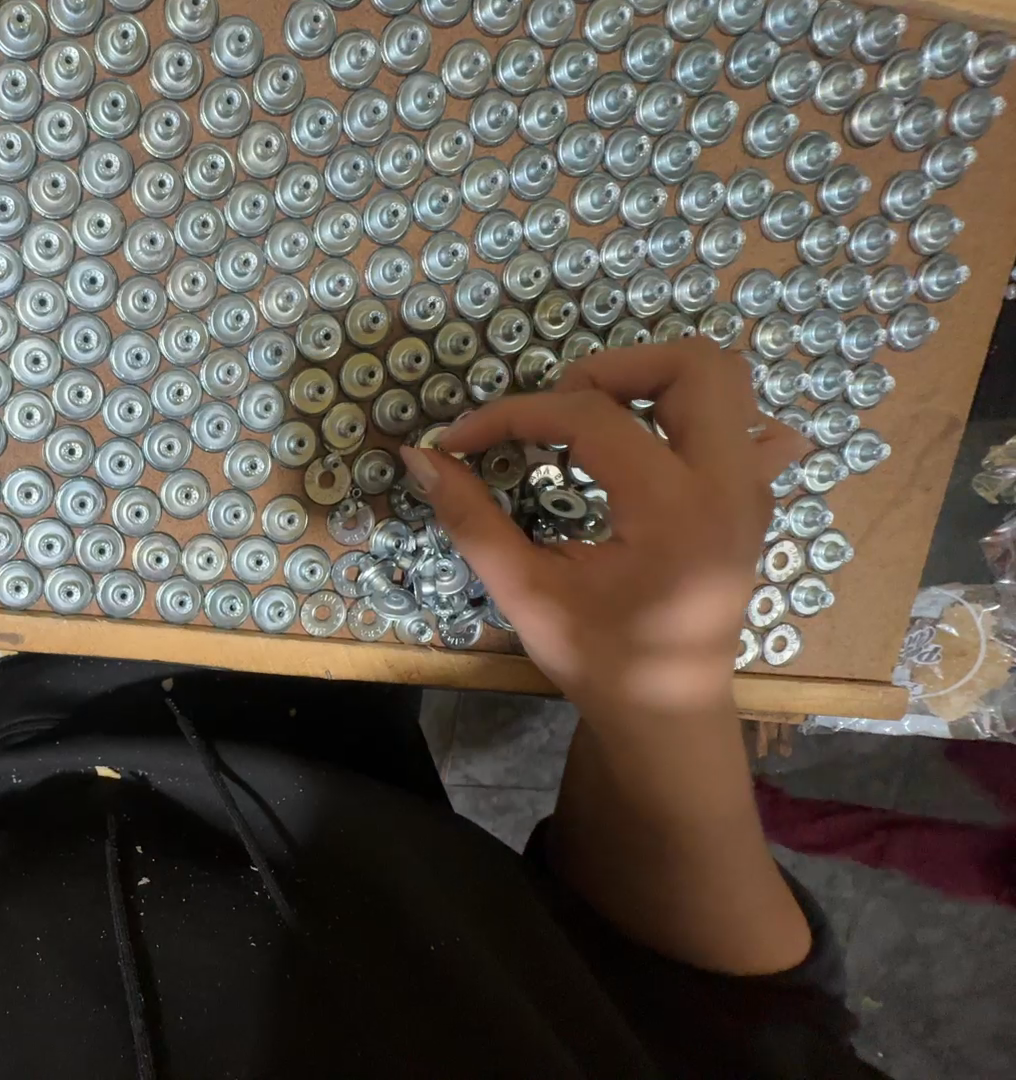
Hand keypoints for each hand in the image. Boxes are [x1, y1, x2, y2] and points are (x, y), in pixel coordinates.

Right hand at [399, 341, 809, 722]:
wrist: (665, 706)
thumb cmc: (592, 654)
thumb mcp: (520, 588)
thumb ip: (469, 516)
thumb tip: (419, 456)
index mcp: (672, 509)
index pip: (589, 418)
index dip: (510, 416)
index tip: (458, 440)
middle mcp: (728, 485)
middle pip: (693, 366)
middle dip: (604, 371)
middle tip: (545, 412)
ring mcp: (751, 488)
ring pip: (723, 384)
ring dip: (643, 385)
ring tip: (582, 425)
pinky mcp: (748, 499)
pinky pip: (745, 428)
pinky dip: (688, 420)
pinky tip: (646, 452)